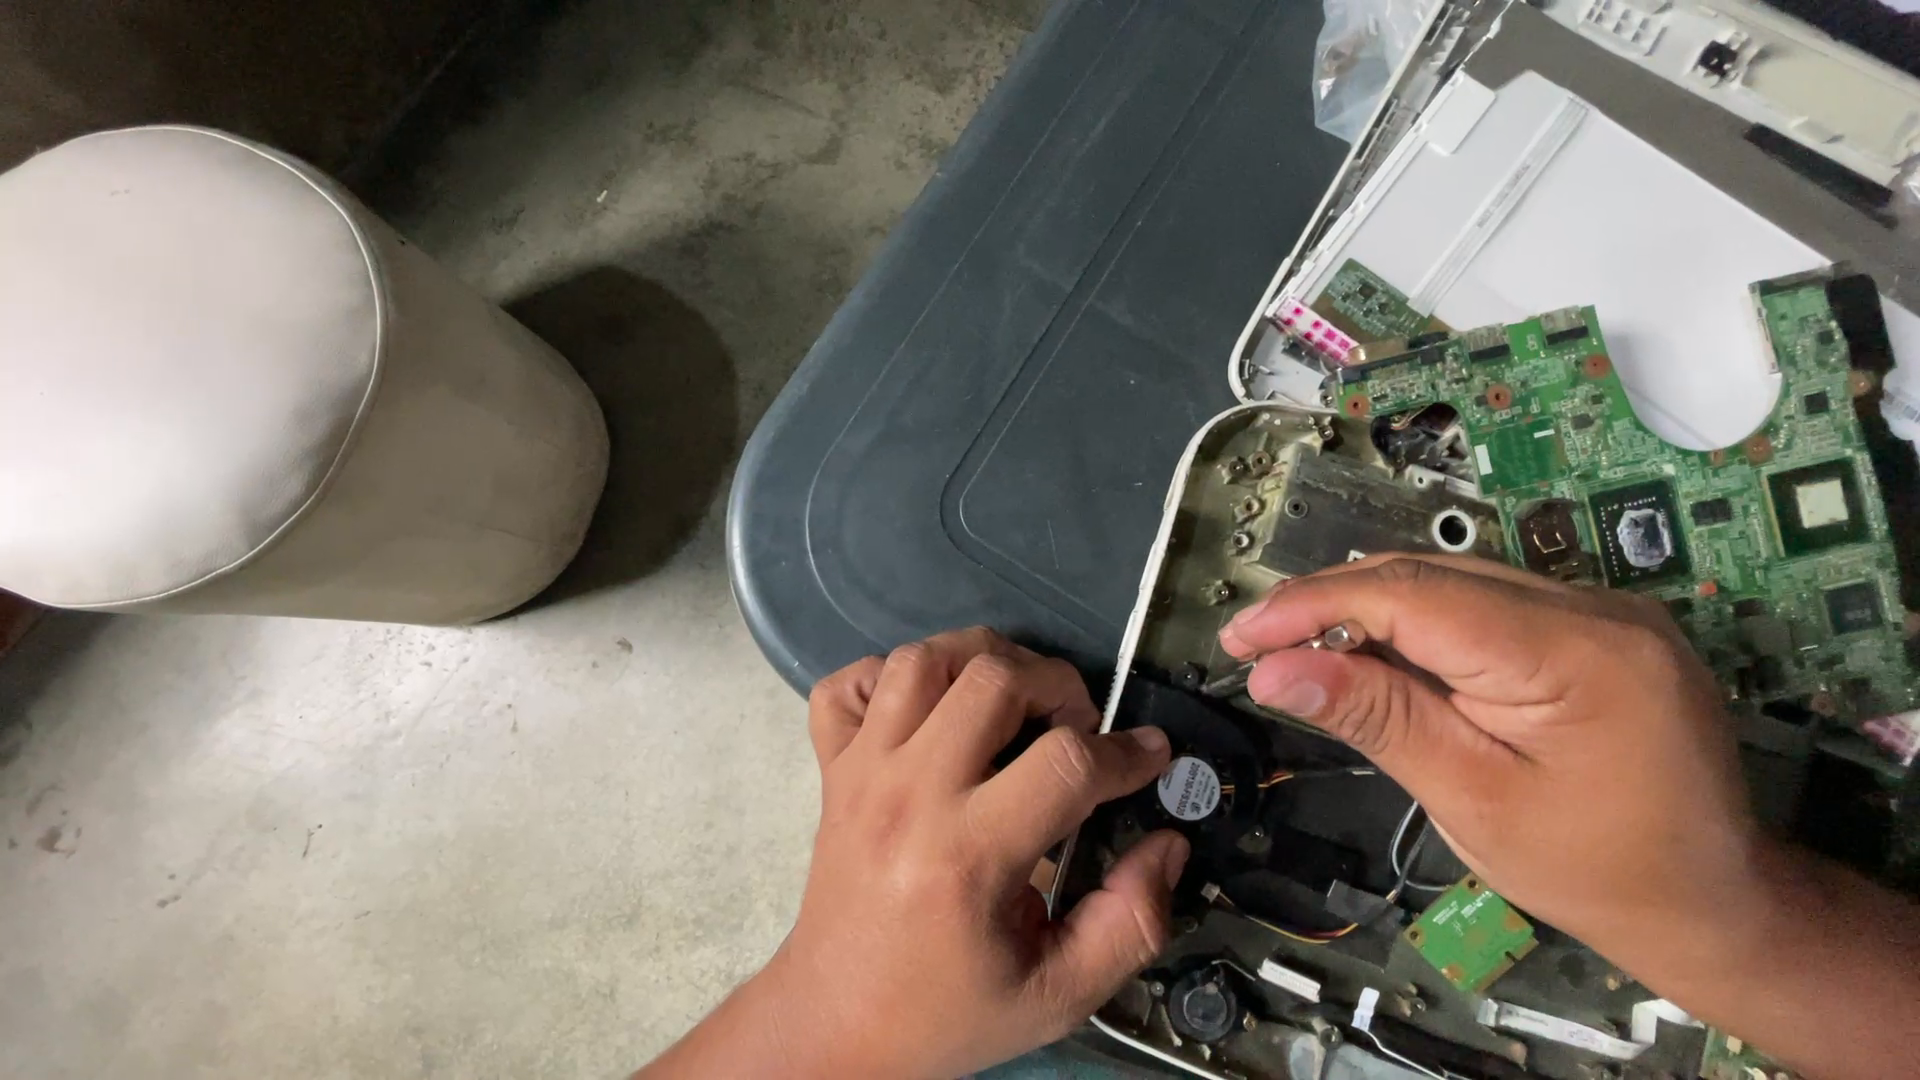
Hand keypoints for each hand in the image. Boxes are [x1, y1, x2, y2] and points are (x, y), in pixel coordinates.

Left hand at [644, 628, 1186, 1079]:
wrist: (833, 1023)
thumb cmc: (946, 1012)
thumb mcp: (1056, 996)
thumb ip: (1129, 923)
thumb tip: (1169, 841)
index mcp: (968, 855)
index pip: (1065, 763)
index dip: (1126, 751)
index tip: (1151, 755)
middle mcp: (909, 793)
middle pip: (992, 679)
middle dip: (1057, 685)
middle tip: (1077, 725)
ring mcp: (860, 770)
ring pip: (920, 660)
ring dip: (979, 661)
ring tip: (1010, 700)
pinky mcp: (829, 766)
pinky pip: (847, 682)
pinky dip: (888, 676)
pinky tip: (925, 709)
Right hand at [1218, 555, 1760, 967]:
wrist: (1713, 901)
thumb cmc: (1592, 867)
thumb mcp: (1468, 797)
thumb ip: (1374, 718)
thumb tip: (1273, 671)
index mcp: (1575, 653)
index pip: (1411, 596)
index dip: (1312, 606)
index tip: (1241, 636)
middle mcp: (1591, 607)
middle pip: (1423, 576)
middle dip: (1325, 603)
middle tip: (1255, 643)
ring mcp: (1593, 608)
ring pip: (1441, 580)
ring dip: (1358, 609)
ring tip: (1295, 649)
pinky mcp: (1582, 622)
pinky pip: (1471, 600)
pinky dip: (1404, 622)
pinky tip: (1366, 651)